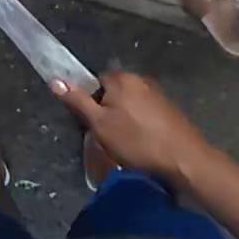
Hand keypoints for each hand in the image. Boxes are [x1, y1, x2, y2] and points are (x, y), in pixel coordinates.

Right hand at [54, 72, 220, 188]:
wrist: (183, 159)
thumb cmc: (137, 142)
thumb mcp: (100, 125)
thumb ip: (78, 101)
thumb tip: (55, 80)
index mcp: (122, 79)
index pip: (96, 82)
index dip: (90, 102)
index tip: (92, 124)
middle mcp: (141, 80)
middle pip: (114, 92)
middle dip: (108, 111)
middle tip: (107, 136)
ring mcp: (158, 94)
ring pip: (130, 104)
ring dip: (125, 119)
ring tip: (125, 143)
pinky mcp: (169, 110)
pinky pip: (146, 113)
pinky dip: (141, 125)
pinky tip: (143, 143)